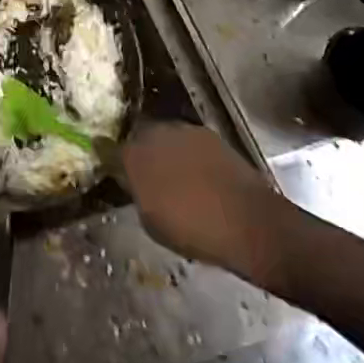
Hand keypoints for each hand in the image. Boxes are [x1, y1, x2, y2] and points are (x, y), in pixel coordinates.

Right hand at [121, 122, 296, 284]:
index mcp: (135, 155)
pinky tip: (198, 174)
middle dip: (142, 152)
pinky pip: (190, 143)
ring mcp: (186, 131)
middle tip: (148, 174)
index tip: (118, 174)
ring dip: (167, 152)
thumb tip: (136, 183)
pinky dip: (190, 155)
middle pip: (141, 137)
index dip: (115, 163)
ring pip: (167, 138)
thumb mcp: (152, 222)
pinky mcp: (211, 136)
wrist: (249, 223)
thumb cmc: (194, 231)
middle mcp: (157, 134)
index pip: (114, 151)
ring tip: (176, 175)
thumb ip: (139, 194)